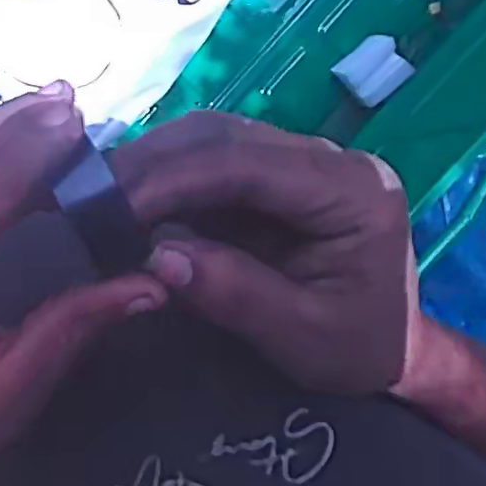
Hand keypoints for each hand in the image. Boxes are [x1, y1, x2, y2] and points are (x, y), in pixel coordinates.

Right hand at [111, 112, 485, 485]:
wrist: (393, 347)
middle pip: (222, 136)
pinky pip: (205, 156)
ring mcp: (296, 157)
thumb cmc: (360, 350)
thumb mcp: (307, 341)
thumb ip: (238, 295)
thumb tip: (156, 257)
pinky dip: (163, 173)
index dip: (175, 179)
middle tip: (92, 196)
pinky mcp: (269, 170)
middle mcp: (325, 157)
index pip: (247, 164)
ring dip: (151, 161)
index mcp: (352, 188)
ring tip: (102, 194)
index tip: (115, 206)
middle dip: (152, 163)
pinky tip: (129, 194)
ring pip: (208, 136)